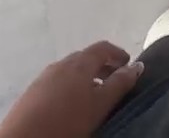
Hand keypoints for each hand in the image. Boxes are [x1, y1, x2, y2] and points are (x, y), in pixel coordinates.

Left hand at [0, 41, 142, 137]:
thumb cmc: (66, 121)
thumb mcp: (100, 105)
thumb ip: (119, 83)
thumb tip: (138, 65)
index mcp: (80, 62)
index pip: (103, 47)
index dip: (117, 53)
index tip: (128, 65)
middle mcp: (62, 63)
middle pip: (86, 58)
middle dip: (102, 66)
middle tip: (113, 82)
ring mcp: (43, 78)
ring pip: (70, 72)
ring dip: (84, 79)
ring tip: (92, 97)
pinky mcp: (30, 94)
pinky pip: (56, 83)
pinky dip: (68, 88)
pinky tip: (68, 107)